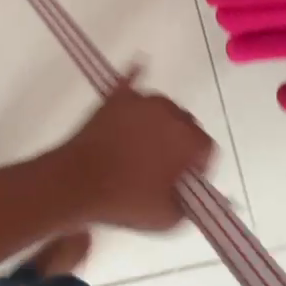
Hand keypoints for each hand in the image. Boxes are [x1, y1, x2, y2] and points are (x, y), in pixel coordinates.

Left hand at [48, 69, 214, 231]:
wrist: (77, 180)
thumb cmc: (126, 201)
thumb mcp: (169, 217)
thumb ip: (195, 205)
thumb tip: (208, 196)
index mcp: (188, 139)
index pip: (206, 148)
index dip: (197, 166)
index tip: (183, 181)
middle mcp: (169, 112)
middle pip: (185, 124)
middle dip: (180, 143)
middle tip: (162, 167)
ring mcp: (140, 100)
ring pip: (161, 108)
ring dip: (159, 123)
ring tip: (142, 146)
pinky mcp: (115, 97)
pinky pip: (131, 82)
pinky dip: (136, 78)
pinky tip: (139, 68)